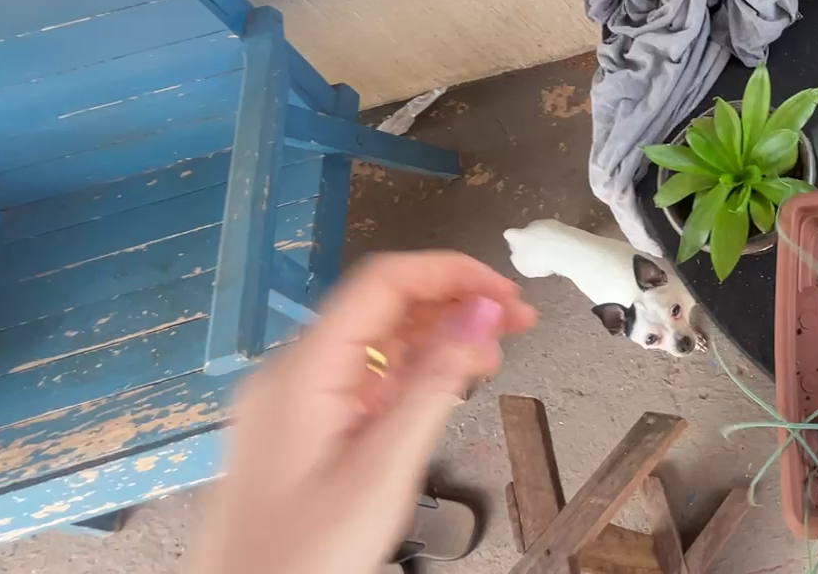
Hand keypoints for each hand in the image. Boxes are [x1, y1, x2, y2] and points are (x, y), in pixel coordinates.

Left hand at [190, 251, 536, 573]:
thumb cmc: (308, 560)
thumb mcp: (384, 469)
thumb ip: (436, 381)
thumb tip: (483, 311)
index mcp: (303, 371)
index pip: (385, 282)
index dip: (451, 272)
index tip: (505, 292)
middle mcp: (299, 370)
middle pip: (388, 303)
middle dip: (458, 299)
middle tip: (518, 317)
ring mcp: (305, 396)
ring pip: (387, 333)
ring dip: (448, 330)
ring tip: (500, 347)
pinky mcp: (316, 421)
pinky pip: (379, 369)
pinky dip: (426, 363)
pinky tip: (461, 374)